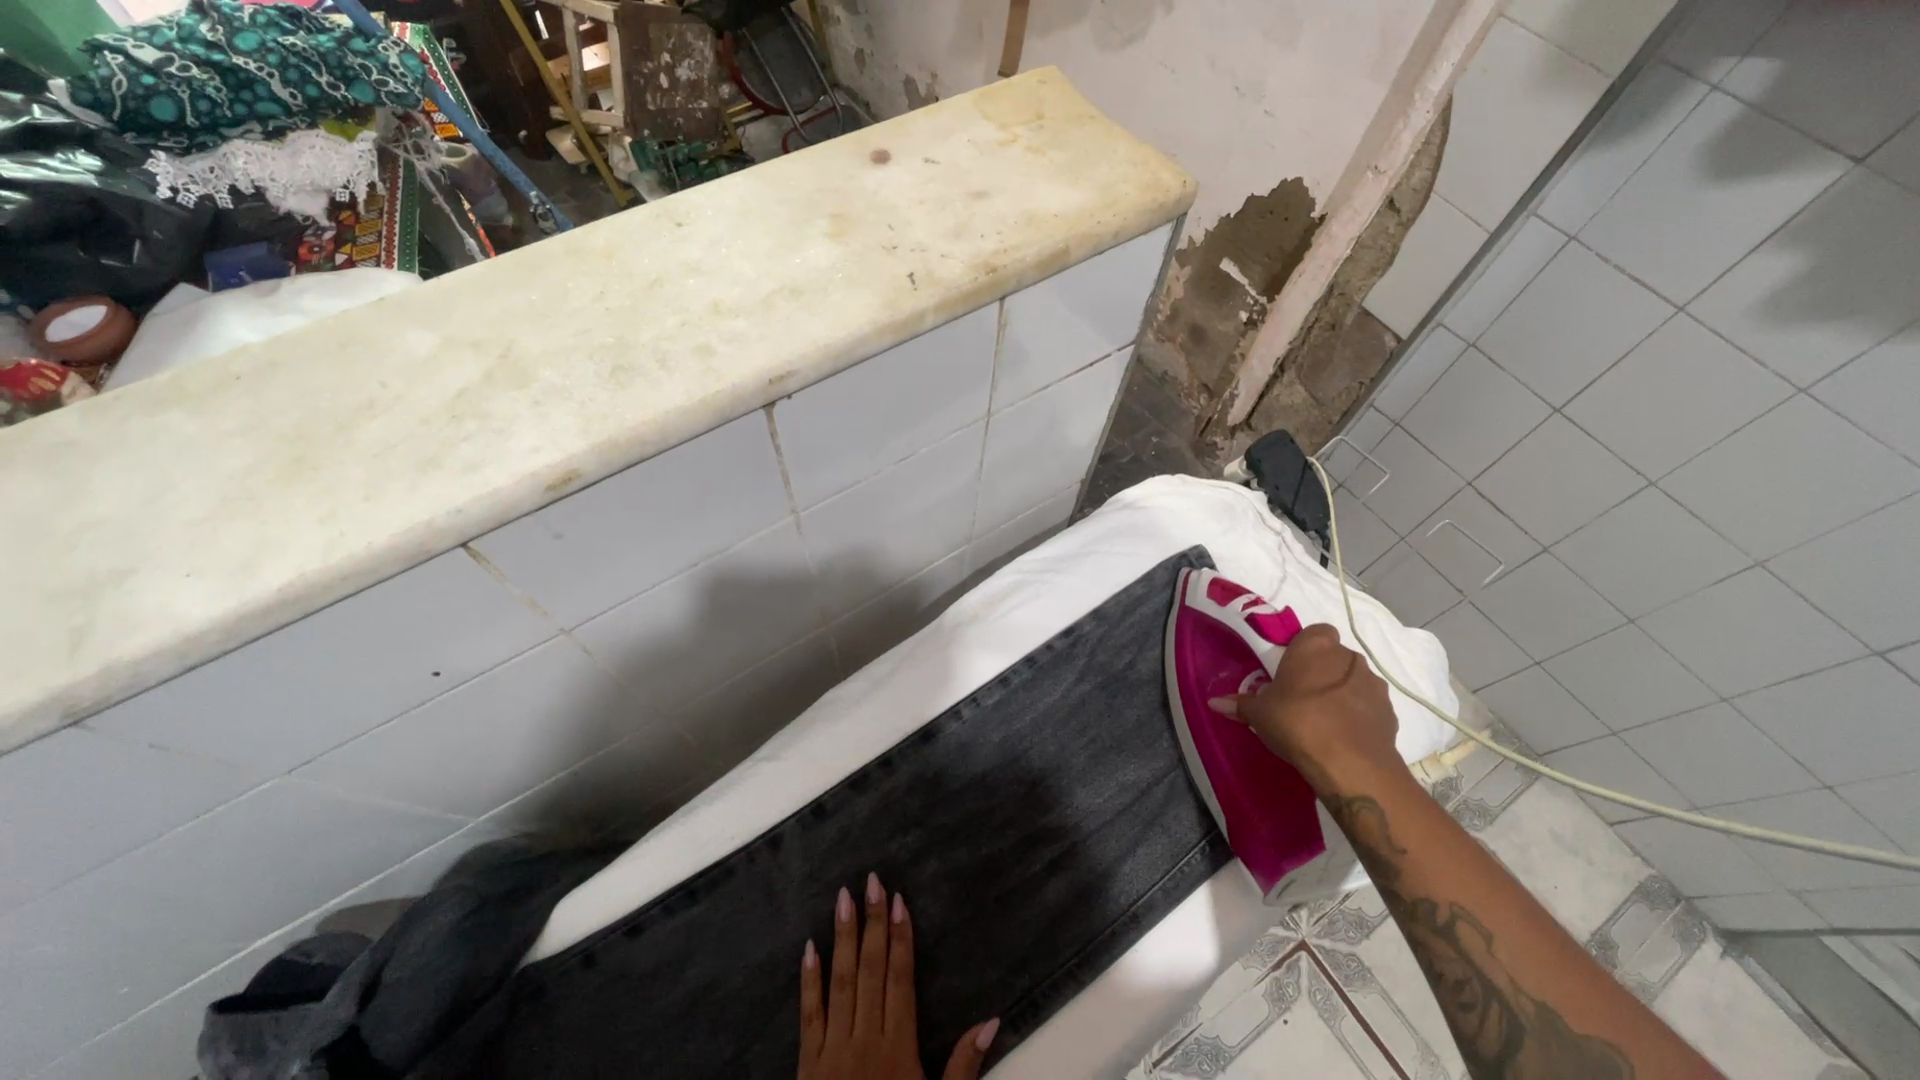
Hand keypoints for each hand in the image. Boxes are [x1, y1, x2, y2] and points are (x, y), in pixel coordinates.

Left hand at [799, 872, 998, 1079]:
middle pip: (870, 972)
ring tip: (842, 899)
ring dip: (841, 940)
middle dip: (872, 924)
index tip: (899, 900)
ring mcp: (832, 1050)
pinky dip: (808, 980)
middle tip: (871, 881)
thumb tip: (992, 1020)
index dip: (901, 939)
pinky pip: (808, 1015)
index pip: (900, 981)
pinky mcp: (807, 1064)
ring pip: (839, 984)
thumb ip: (964, 1065)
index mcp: (897, 1049)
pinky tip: (809, 948)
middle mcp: (864, 1041)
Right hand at [1209, 623, 1399, 792]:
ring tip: (1322, 720)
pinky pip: (1367, 706)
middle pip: (1333, 657)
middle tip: (1300, 697)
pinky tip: (1342, 736)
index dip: (1303, 649)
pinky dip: (1357, 716)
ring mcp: (1373, 683)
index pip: (1314, 633)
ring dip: (1341, 693)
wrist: (1350, 763)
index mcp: (1315, 645)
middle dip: (1320, 672)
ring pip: (1353, 681)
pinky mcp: (1389, 710)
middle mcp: (1349, 656)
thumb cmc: (1297, 722)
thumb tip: (1215, 702)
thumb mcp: (1259, 714)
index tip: (1289, 671)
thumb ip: (1241, 704)